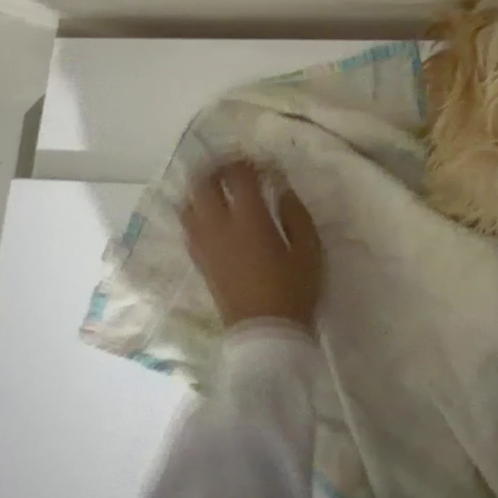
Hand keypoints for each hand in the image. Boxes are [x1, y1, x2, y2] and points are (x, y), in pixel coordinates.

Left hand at [181, 160, 323, 329]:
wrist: (266, 334)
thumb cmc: (294, 290)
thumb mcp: (309, 249)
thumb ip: (296, 214)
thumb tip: (282, 190)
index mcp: (250, 221)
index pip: (239, 176)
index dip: (247, 163)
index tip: (261, 163)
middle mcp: (220, 227)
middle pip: (202, 184)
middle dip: (216, 169)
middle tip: (234, 168)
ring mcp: (205, 245)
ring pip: (189, 205)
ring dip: (201, 190)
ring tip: (219, 189)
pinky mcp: (200, 262)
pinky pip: (189, 227)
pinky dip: (197, 212)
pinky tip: (213, 217)